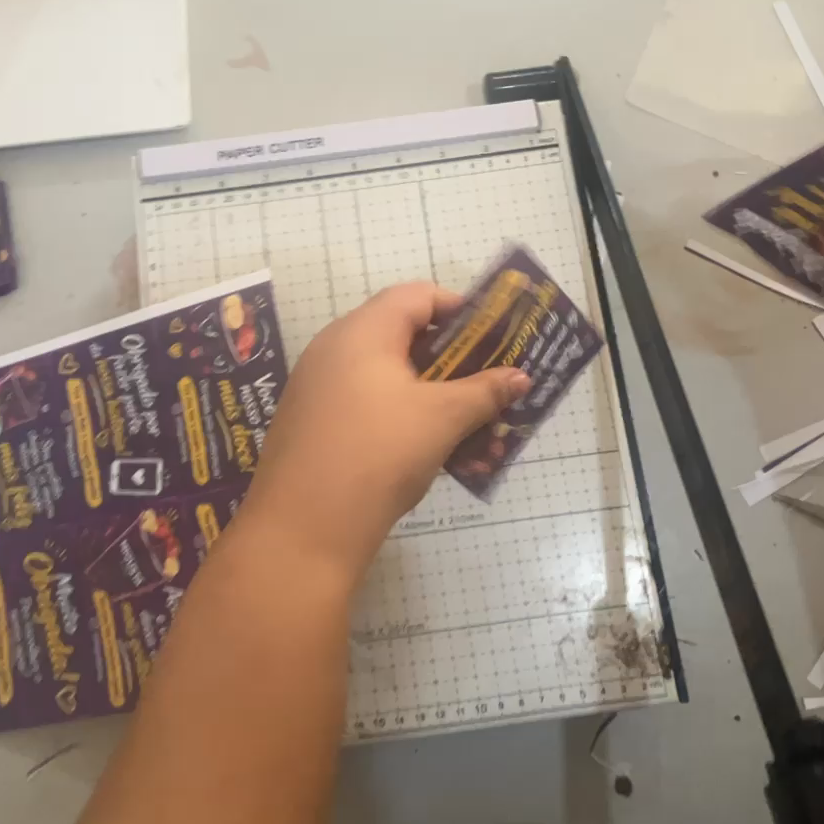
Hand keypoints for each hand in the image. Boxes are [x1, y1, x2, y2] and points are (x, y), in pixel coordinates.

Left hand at [242, 282, 529, 572]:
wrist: (302, 528)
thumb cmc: (379, 453)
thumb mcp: (442, 419)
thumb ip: (484, 392)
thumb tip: (520, 376)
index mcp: (362, 331)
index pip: (417, 295)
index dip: (459, 309)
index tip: (493, 338)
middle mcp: (333, 347)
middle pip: (400, 333)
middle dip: (449, 357)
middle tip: (484, 381)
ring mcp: (316, 386)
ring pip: (384, 373)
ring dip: (427, 391)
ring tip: (463, 419)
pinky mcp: (311, 422)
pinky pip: (363, 401)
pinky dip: (398, 412)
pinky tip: (423, 447)